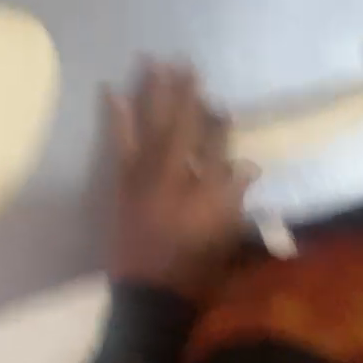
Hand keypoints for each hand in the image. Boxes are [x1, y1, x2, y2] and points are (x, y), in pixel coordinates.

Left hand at [105, 63, 257, 299]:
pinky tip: (113, 94)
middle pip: (179, 126)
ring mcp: (142, 177)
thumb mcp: (224, 235)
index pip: (213, 144)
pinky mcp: (122, 184)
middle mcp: (170, 175)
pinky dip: (118, 118)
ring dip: (151, 93)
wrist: (147, 300)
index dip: (218, 123)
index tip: (221, 102)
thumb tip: (249, 164)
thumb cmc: (193, 268)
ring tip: (150, 62)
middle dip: (184, 94)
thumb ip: (234, 195)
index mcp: (198, 187)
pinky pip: (120, 143)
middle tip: (184, 62)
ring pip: (149, 126)